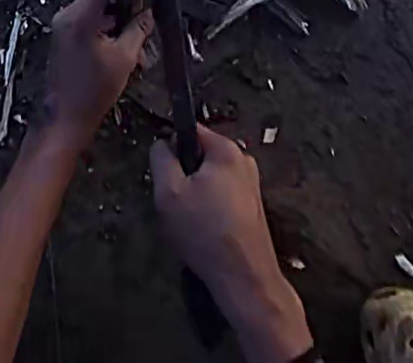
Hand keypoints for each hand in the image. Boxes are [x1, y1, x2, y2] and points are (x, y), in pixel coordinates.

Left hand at [37, 0, 152, 149]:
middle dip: (124, 3)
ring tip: (137, 37)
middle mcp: (68, 14)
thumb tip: (148, 12)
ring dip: (116, 18)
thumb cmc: (93, 91)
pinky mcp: (63, 36)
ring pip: (95, 9)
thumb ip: (137, 29)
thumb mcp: (124, 58)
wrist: (64, 118)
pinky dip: (104, 28)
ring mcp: (63, 25)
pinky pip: (87, 22)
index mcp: (81, 15)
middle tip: (145, 15)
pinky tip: (122, 46)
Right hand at [151, 126, 310, 362]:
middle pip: (198, 156)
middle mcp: (243, 161)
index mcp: (226, 150)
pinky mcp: (252, 208)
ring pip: (208, 178)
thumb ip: (160, 157)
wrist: (246, 283)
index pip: (188, 130)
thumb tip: (162, 144)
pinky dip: (209, 208)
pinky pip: (220, 196)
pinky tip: (204, 231)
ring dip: (195, 194)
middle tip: (176, 201)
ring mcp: (251, 186)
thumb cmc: (205, 233)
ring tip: (190, 220)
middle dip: (183, 174)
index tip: (167, 173)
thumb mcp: (168, 191)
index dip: (171, 149)